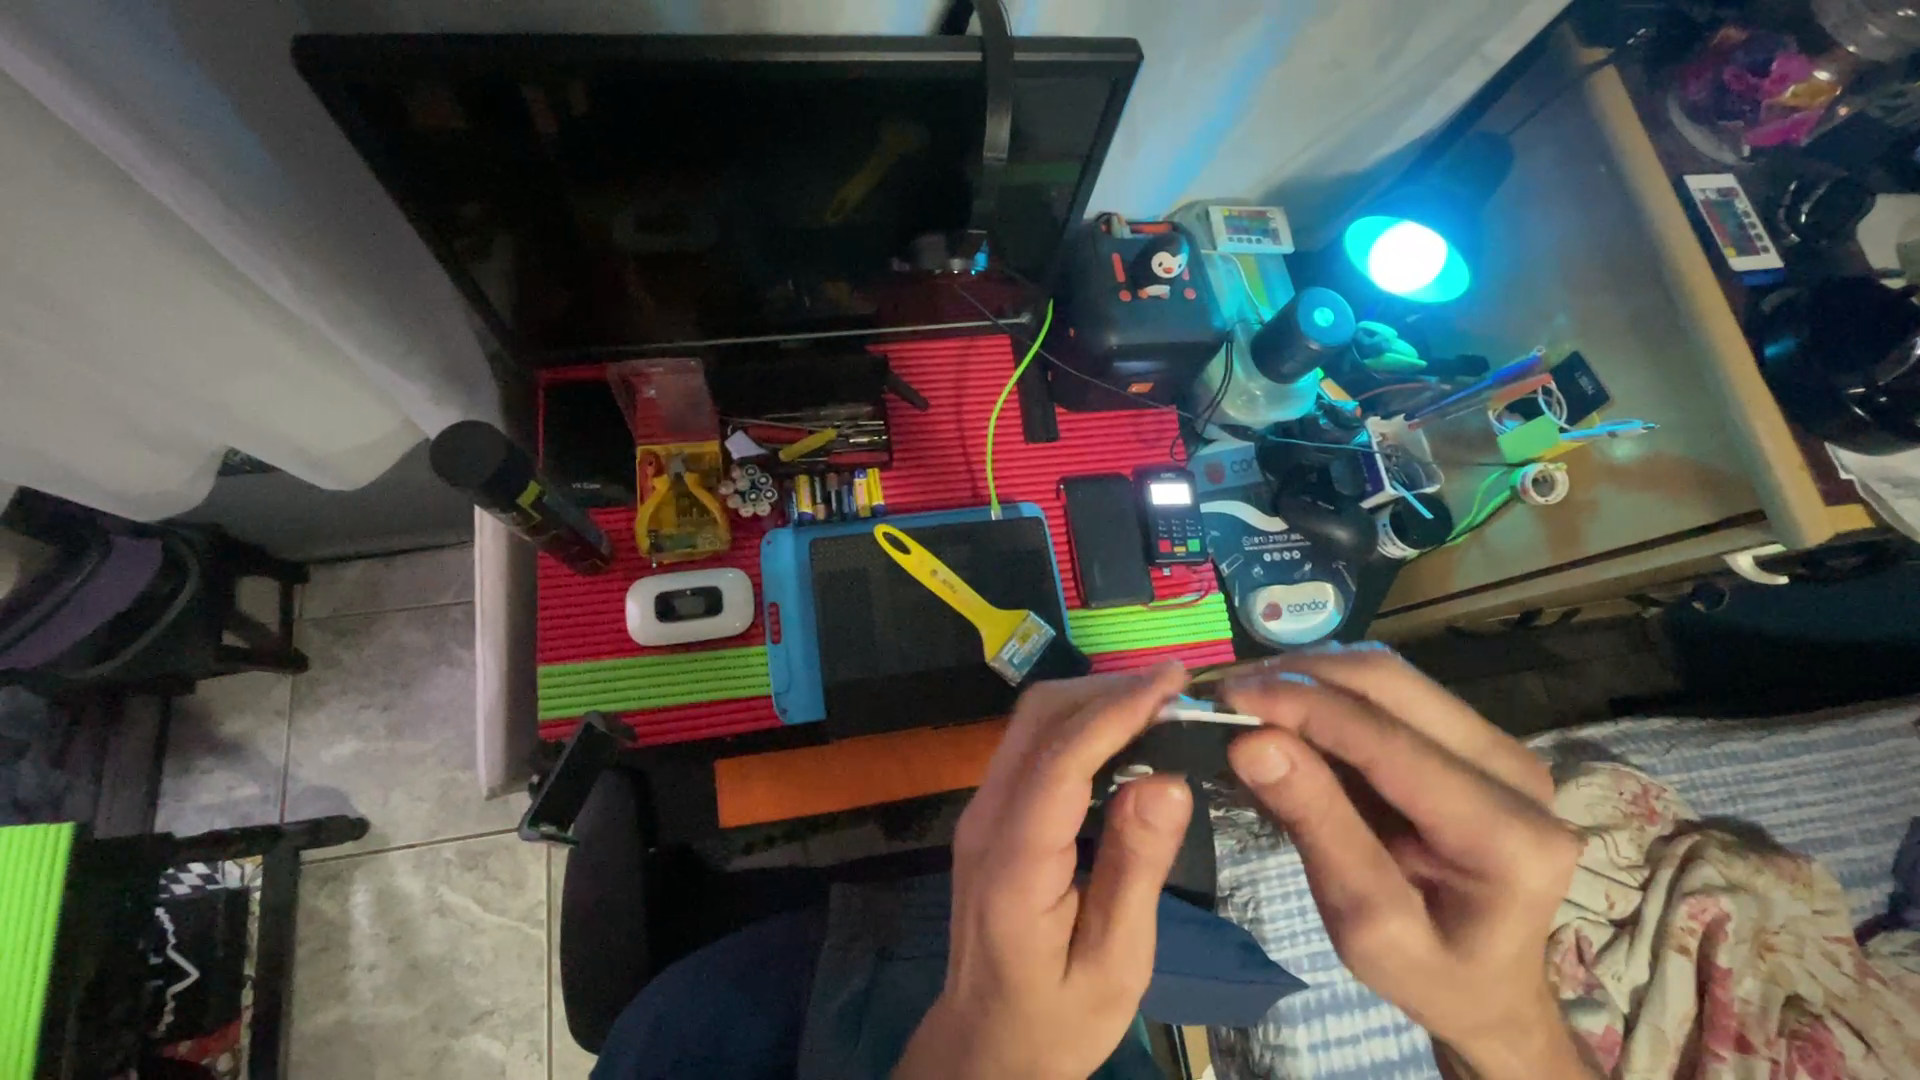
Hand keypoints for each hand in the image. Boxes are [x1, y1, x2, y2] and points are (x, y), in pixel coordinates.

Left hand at [895, 663, 1193, 1079]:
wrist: (984, 1042)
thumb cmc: (1056, 1017)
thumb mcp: (1114, 963)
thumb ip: (1136, 869)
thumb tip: (1168, 779)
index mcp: (1013, 860)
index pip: (1063, 757)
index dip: (1119, 709)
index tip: (1174, 678)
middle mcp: (986, 816)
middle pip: (1038, 719)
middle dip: (1107, 691)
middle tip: (1176, 689)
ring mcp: (981, 809)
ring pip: (1032, 722)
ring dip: (1094, 700)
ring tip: (1159, 703)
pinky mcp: (991, 811)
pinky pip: (1033, 743)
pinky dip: (1080, 723)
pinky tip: (1123, 733)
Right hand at [1221, 646, 1595, 1079]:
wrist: (1487, 985)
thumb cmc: (1427, 972)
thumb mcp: (1364, 922)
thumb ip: (1317, 825)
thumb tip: (1250, 741)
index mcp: (1507, 834)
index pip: (1384, 739)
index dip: (1300, 705)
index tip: (1223, 696)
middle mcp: (1514, 770)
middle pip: (1389, 683)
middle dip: (1297, 675)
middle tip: (1226, 692)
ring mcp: (1497, 746)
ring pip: (1386, 675)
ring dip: (1308, 676)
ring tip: (1248, 701)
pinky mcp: (1471, 737)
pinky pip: (1387, 691)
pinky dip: (1326, 692)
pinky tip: (1286, 714)